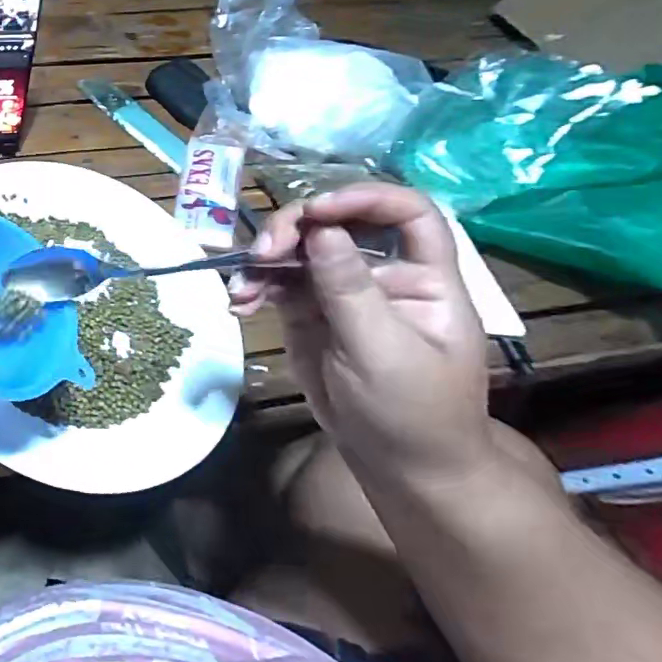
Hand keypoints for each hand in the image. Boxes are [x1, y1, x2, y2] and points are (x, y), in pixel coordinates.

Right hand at [229, 183, 496, 485]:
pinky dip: (252, 287)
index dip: (364, 199)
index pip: (407, 214)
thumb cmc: (412, 411)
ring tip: (241, 289)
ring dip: (263, 261)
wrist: (396, 462)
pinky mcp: (307, 311)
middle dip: (293, 230)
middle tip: (261, 254)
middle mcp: (380, 274)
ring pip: (296, 250)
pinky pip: (274, 282)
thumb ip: (349, 290)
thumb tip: (322, 229)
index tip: (317, 211)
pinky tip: (239, 305)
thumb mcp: (381, 351)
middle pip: (336, 224)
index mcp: (423, 279)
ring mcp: (339, 291)